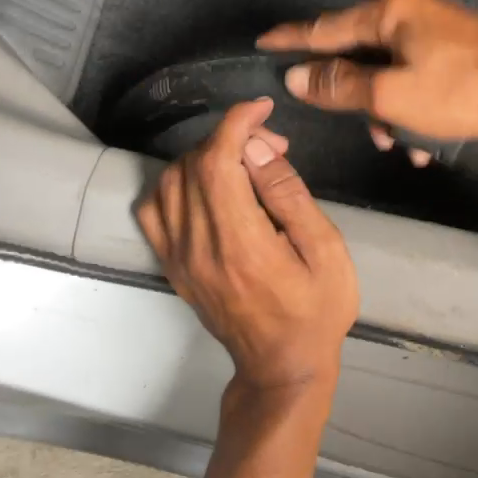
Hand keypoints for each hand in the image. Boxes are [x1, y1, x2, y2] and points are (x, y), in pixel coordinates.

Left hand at [136, 98, 359, 391]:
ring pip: (168, 182)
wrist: (282, 368)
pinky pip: (152, 210)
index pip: (218, 162)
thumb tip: (257, 148)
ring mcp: (178, 258)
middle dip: (230, 138)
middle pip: (193, 165)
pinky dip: (173, 184)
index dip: (236, 123)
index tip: (262, 109)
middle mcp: (198, 247)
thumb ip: (289, 196)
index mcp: (241, 243)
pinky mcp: (172, 266)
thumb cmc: (317, 312)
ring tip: (241, 164)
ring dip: (203, 157)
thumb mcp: (325, 252)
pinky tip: (204, 186)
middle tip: (271, 146)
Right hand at [256, 0, 477, 146]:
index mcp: (388, 11)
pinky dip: (419, 109)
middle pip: (362, 55)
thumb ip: (340, 86)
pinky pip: (422, 78)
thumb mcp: (391, 97)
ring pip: (394, 73)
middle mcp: (411, 10)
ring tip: (411, 146)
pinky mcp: (464, 48)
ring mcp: (441, 27)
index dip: (290, 40)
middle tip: (374, 133)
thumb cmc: (461, 92)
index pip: (323, 28)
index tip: (261, 44)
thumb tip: (296, 77)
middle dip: (360, 100)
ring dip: (393, 113)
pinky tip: (434, 142)